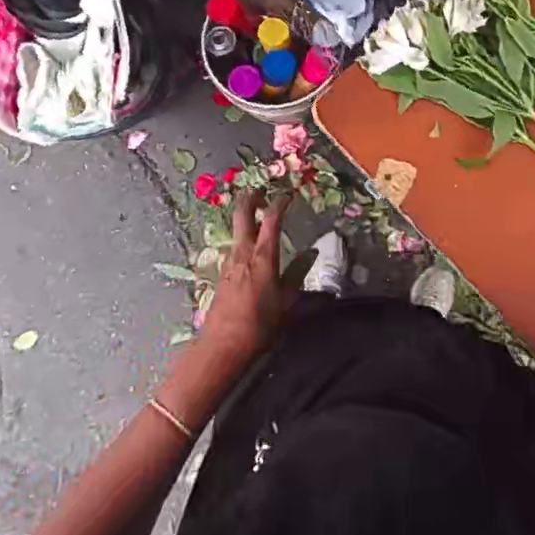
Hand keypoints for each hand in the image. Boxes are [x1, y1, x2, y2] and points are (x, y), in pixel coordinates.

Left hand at [198, 190, 290, 364]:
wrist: (223, 346)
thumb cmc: (260, 326)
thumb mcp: (287, 304)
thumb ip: (298, 276)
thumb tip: (311, 256)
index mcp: (262, 257)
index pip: (271, 220)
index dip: (280, 203)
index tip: (288, 194)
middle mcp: (243, 253)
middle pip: (243, 215)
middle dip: (251, 198)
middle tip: (260, 189)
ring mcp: (229, 262)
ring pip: (236, 230)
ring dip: (245, 218)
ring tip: (255, 214)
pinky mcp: (222, 274)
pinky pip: (233, 247)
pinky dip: (241, 238)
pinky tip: (247, 247)